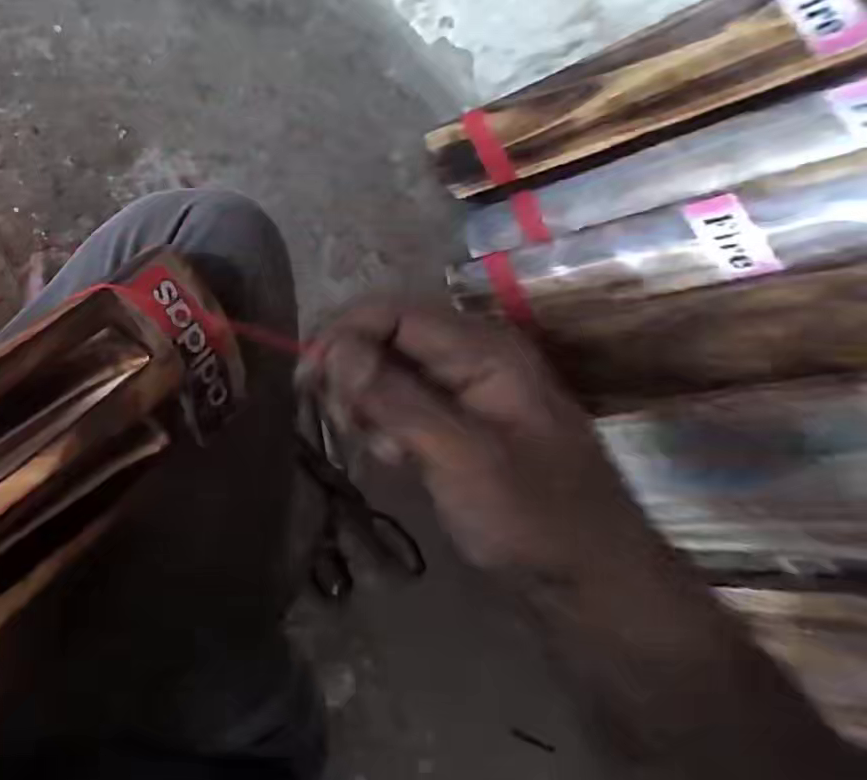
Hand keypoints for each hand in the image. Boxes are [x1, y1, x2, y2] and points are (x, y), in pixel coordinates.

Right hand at [300, 302, 661, 581]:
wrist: (592, 588)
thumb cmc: (536, 519)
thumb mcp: (460, 456)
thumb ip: (393, 397)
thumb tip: (331, 348)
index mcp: (485, 350)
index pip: (387, 312)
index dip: (340, 337)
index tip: (309, 382)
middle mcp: (467, 355)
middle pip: (375, 335)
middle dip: (344, 373)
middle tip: (341, 421)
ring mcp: (456, 385)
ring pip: (373, 366)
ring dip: (355, 400)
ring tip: (371, 445)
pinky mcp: (444, 414)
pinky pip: (386, 395)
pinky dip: (372, 419)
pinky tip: (387, 454)